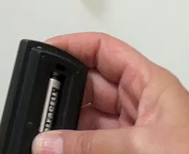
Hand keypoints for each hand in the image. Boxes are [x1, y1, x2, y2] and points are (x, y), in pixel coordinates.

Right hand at [32, 32, 188, 153]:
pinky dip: (83, 148)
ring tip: (47, 136)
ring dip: (72, 128)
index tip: (44, 53)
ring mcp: (141, 133)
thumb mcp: (140, 147)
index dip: (73, 46)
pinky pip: (102, 145)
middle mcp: (143, 102)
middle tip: (39, 105)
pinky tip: (65, 151)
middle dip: (66, 94)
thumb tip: (47, 142)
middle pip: (94, 86)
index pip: (103, 50)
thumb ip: (91, 145)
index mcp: (149, 81)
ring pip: (95, 120)